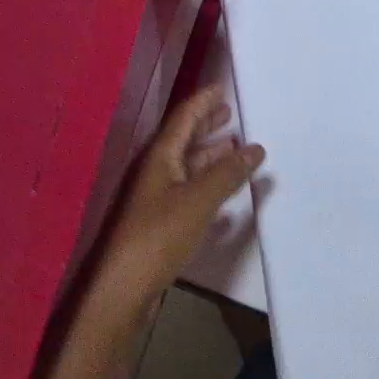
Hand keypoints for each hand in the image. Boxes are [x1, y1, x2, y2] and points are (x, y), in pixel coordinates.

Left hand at [44, 88, 264, 378]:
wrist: (123, 291)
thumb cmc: (159, 235)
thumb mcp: (199, 199)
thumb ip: (227, 173)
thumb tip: (255, 147)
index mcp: (160, 157)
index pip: (183, 117)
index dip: (203, 101)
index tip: (222, 88)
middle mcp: (156, 172)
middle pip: (183, 140)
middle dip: (207, 125)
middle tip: (230, 113)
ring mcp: (156, 199)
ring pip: (188, 168)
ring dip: (211, 156)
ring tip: (236, 149)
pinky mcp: (161, 225)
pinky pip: (189, 194)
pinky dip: (209, 187)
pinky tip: (225, 196)